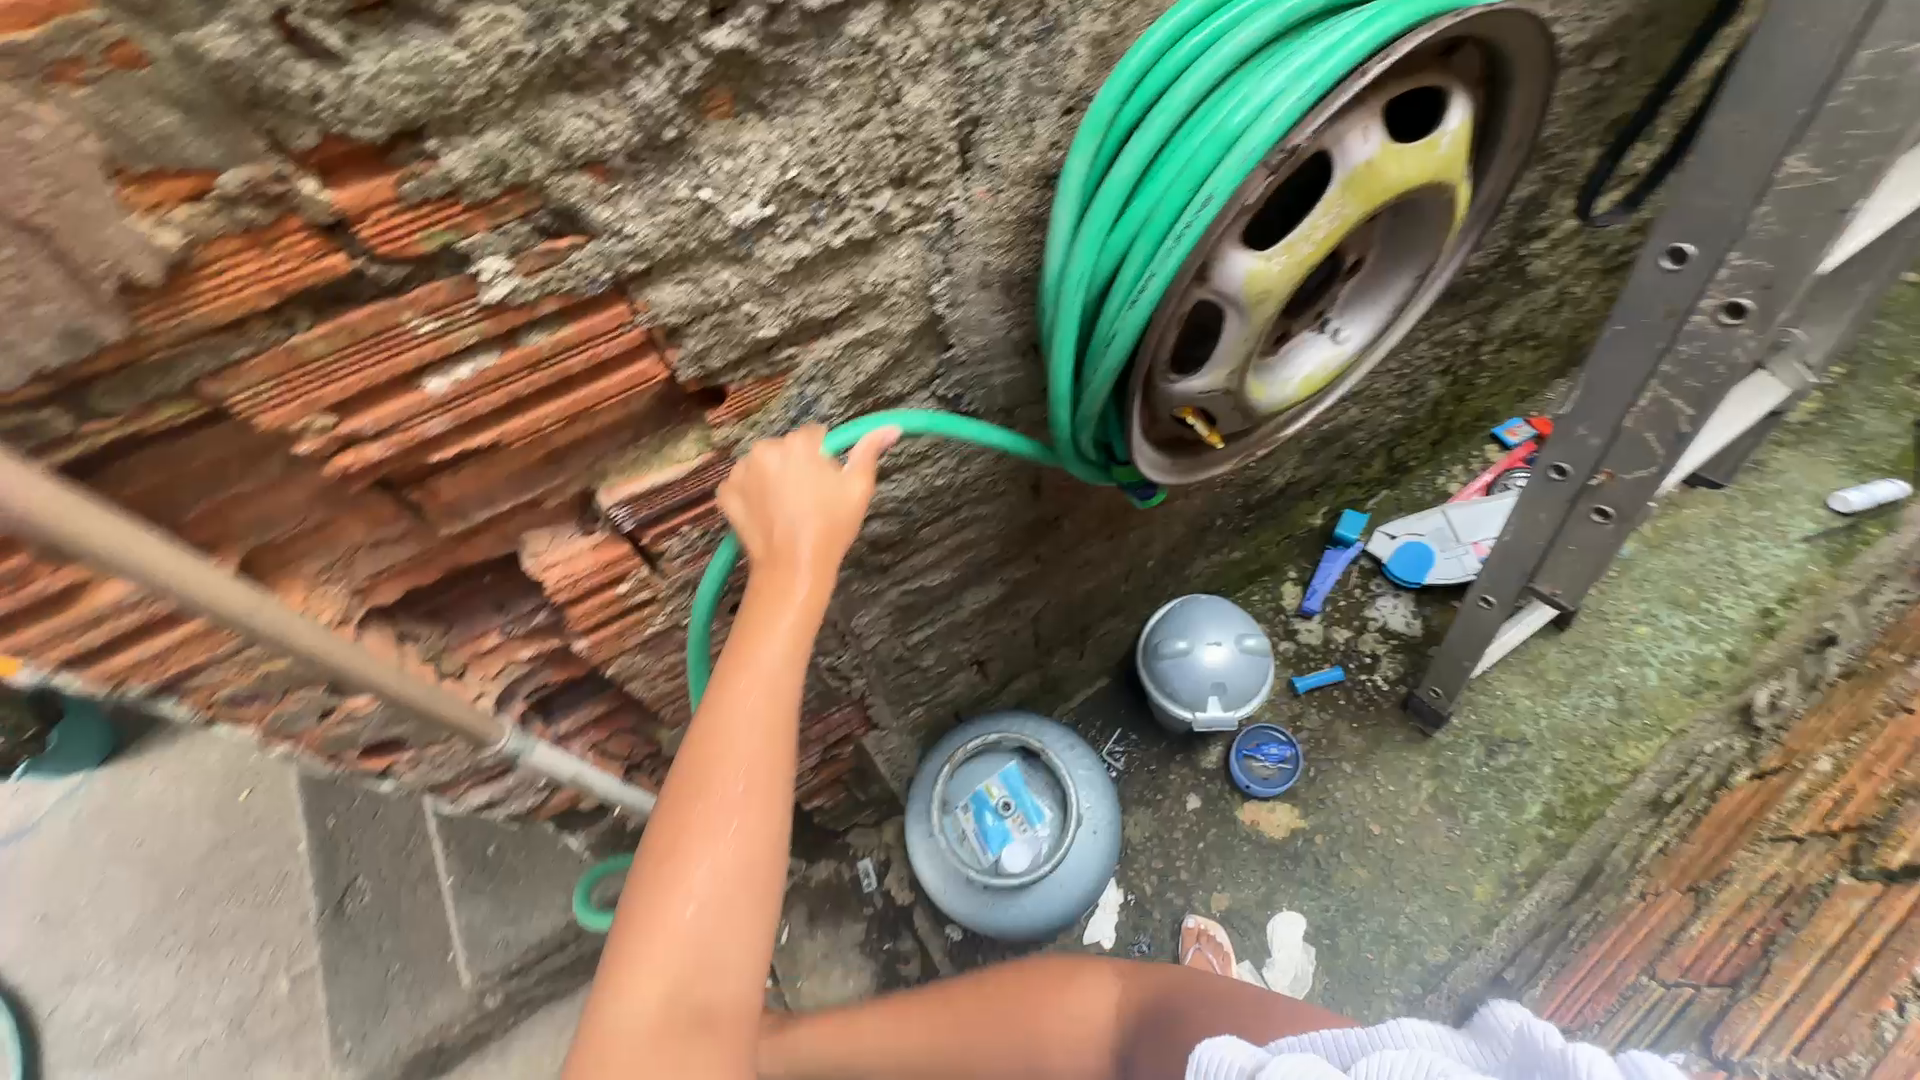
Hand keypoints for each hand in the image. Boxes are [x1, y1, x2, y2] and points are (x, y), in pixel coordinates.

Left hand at [715, 425, 900, 597]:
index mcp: (798, 444)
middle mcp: (764, 449)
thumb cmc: (831, 527)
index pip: (814, 435)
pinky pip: (742, 485)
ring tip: (786, 508)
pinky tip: (766, 514)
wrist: (793, 567)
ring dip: (772, 477)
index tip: (827, 482)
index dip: (823, 458)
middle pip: (785, 448)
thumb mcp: (859, 488)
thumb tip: (891, 427)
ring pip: (762, 464)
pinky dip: (752, 495)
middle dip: (796, 465)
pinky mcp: (725, 493)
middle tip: (808, 498)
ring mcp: (740, 471)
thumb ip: (870, 451)